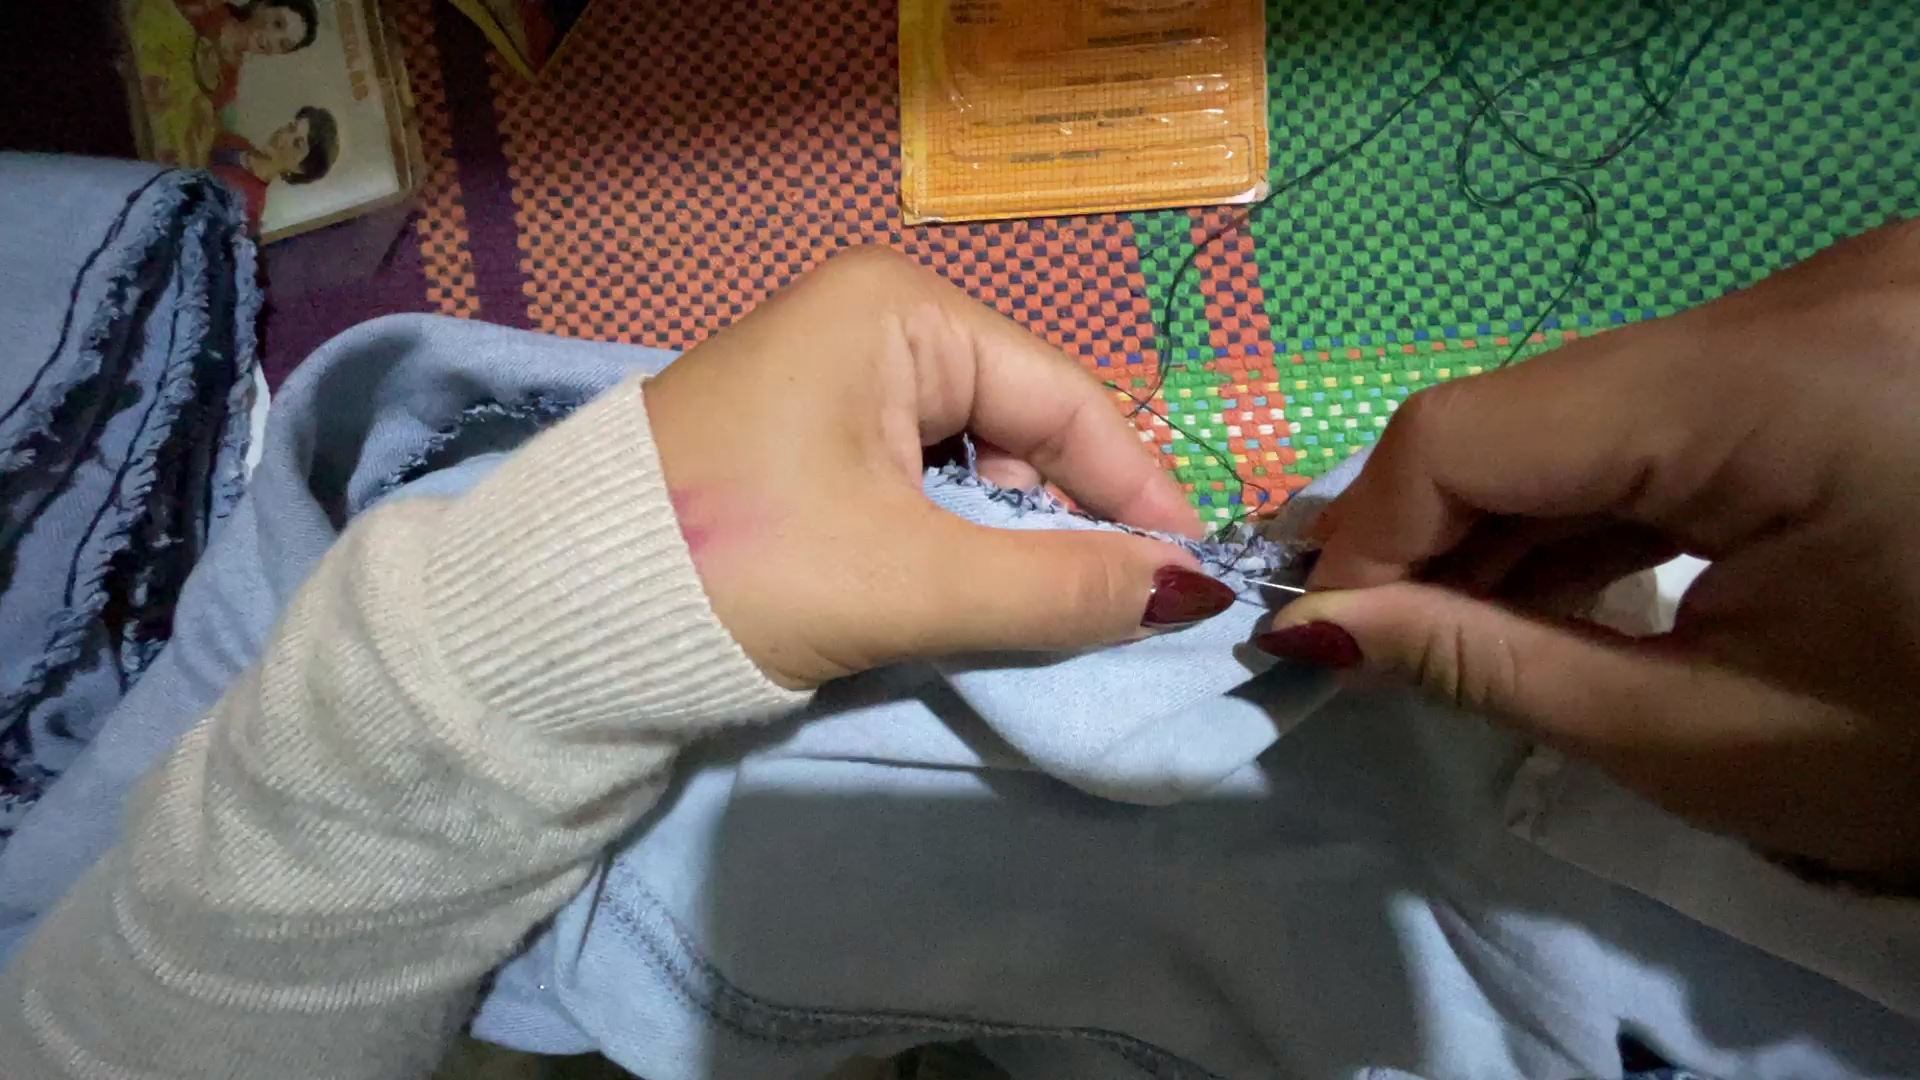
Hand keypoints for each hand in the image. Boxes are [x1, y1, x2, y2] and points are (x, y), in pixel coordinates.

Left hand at [644, 247, 1229, 688]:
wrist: (556, 619)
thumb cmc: (734, 568)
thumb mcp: (907, 579)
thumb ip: (1053, 587)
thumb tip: (1185, 593)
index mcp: (897, 314)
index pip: (1062, 399)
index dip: (1135, 487)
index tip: (1191, 567)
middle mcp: (871, 327)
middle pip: (1021, 426)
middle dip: (1069, 514)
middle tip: (1111, 599)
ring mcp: (838, 383)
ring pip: (974, 461)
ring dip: (1013, 533)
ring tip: (1029, 597)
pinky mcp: (812, 440)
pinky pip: (922, 481)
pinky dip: (958, 536)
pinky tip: (961, 578)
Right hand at [1261, 220, 1919, 884]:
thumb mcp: (1713, 741)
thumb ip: (1485, 668)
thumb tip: (1313, 633)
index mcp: (1789, 384)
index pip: (1465, 428)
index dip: (1370, 529)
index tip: (1335, 626)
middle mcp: (1805, 298)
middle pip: (1511, 410)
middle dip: (1423, 531)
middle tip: (1387, 630)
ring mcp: (1828, 304)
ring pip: (1562, 408)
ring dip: (1492, 520)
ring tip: (1468, 616)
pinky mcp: (1835, 335)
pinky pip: (1635, 410)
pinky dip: (1571, 501)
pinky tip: (1560, 575)